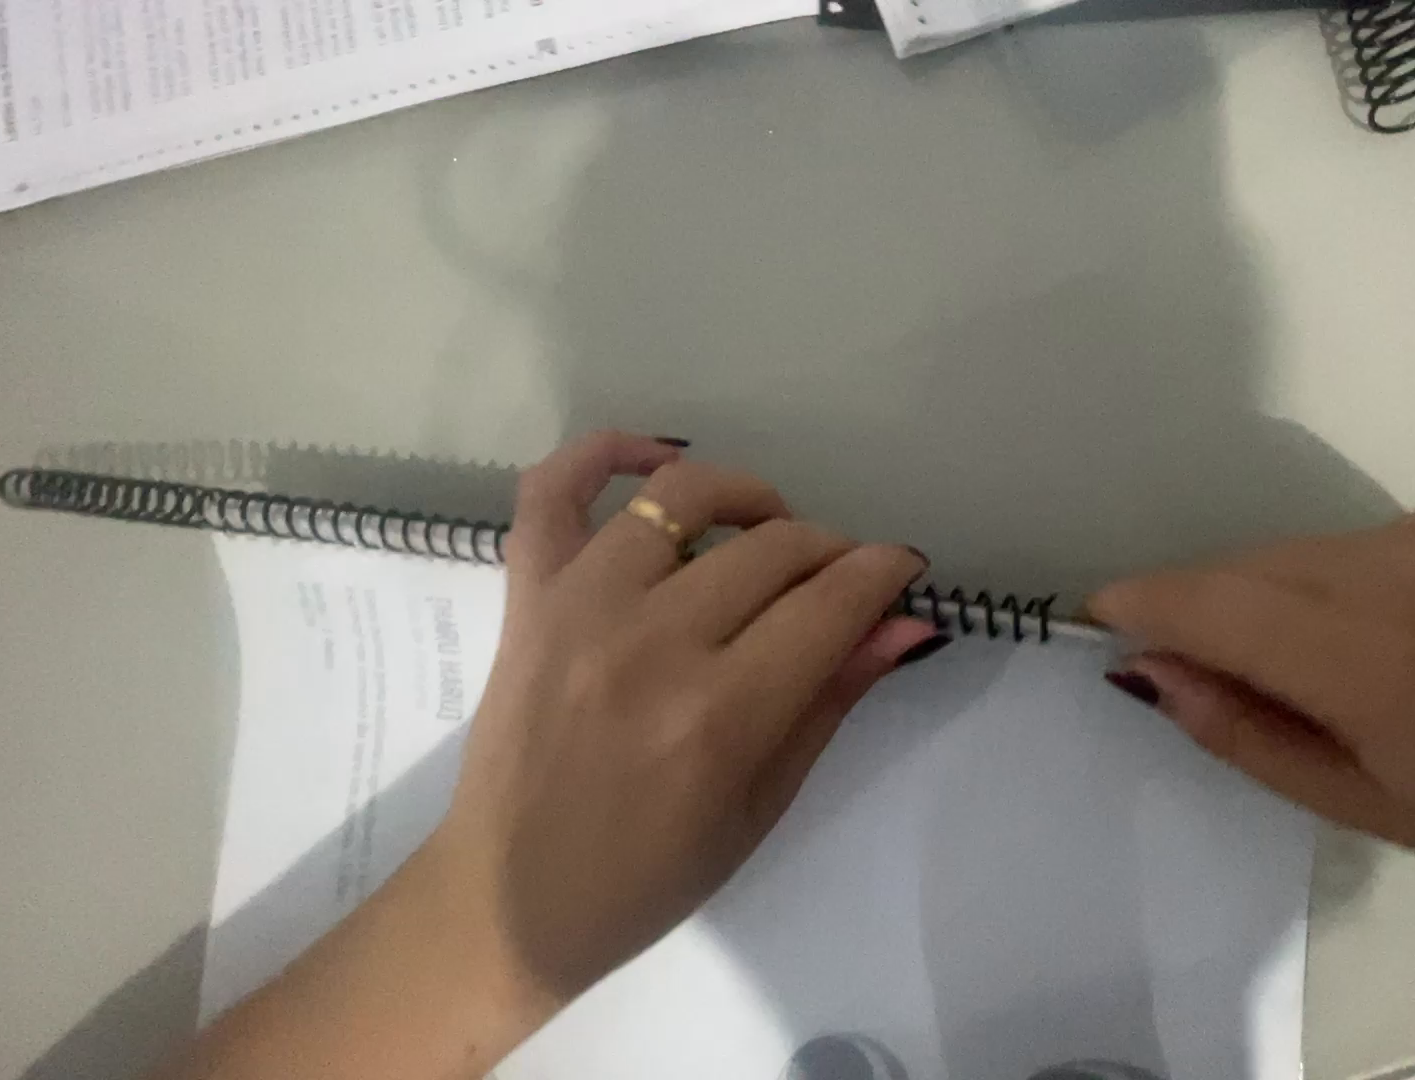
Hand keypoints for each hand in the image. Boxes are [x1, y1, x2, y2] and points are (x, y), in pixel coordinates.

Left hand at [428, 432, 939, 1016]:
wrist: (510, 901)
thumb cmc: (651, 876)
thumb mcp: (764, 804)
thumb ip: (833, 699)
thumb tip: (905, 625)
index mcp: (719, 716)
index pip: (831, 605)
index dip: (884, 573)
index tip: (903, 567)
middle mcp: (651, 644)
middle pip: (774, 548)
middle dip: (834, 550)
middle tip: (841, 577)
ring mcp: (578, 608)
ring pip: (683, 495)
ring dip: (751, 495)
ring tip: (771, 527)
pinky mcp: (526, 596)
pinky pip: (553, 489)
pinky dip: (605, 451)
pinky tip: (656, 458)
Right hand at [1090, 510, 1414, 896]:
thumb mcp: (1354, 802)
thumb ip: (1237, 729)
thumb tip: (1147, 670)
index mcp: (1368, 659)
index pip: (1210, 605)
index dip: (1137, 604)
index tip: (1089, 621)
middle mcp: (1384, 573)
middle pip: (1229, 572)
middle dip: (1179, 609)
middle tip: (1173, 667)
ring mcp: (1413, 538)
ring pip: (1267, 557)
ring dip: (1233, 600)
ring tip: (1265, 665)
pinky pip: (1314, 551)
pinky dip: (1286, 587)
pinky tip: (1327, 636)